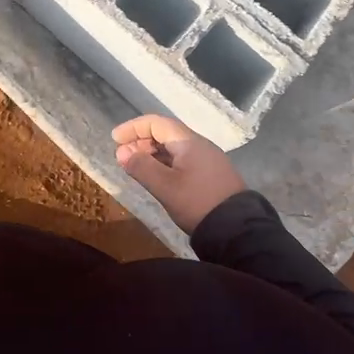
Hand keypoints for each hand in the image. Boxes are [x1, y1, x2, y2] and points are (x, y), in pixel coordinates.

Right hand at [111, 114, 245, 232]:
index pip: (156, 123)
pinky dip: (164, 163)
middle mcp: (200, 145)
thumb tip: (122, 153)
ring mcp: (208, 160)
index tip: (115, 139)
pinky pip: (182, 160)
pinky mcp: (211, 175)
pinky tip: (157, 177)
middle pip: (165, 133)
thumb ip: (141, 167)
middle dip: (141, 141)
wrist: (238, 230)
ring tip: (136, 167)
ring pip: (173, 148)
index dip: (133, 128)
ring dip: (152, 153)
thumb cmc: (197, 203)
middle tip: (123, 156)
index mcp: (189, 142)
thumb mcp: (165, 187)